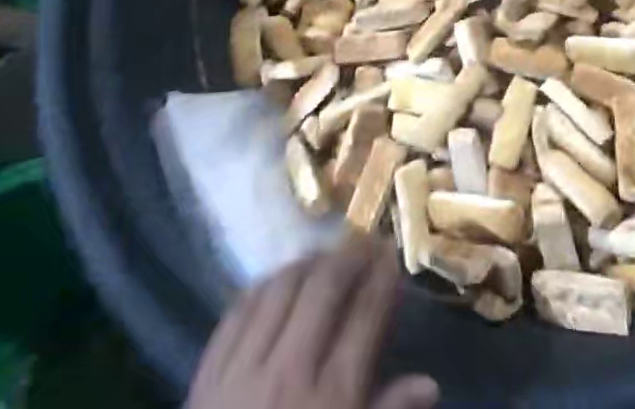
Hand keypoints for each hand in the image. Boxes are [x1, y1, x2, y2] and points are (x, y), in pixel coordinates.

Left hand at [187, 238, 439, 408]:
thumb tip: (429, 384)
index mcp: (332, 397)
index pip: (366, 314)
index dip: (383, 276)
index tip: (393, 252)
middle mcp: (289, 371)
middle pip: (325, 289)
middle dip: (350, 256)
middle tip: (366, 240)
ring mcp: (242, 371)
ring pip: (281, 290)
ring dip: (308, 262)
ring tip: (326, 254)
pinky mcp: (205, 378)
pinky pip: (237, 313)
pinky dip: (262, 287)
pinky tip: (277, 281)